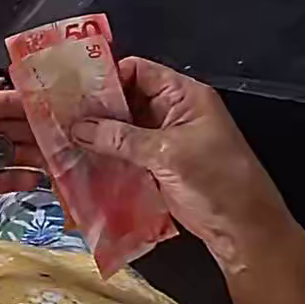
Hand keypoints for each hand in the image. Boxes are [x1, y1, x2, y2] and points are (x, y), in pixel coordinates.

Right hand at [71, 57, 295, 273]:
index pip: (138, 71)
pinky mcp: (156, 164)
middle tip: (60, 112)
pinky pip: (124, 150)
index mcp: (184, 95)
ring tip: (62, 134)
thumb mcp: (168, 154)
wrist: (244, 232)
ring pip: (122, 126)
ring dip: (97, 132)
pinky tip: (80, 156)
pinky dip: (105, 153)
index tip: (74, 88)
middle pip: (126, 97)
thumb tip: (78, 127)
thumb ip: (121, 138)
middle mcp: (171, 111)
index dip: (108, 76)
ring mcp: (163, 139)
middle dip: (96, 106)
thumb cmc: (218, 182)